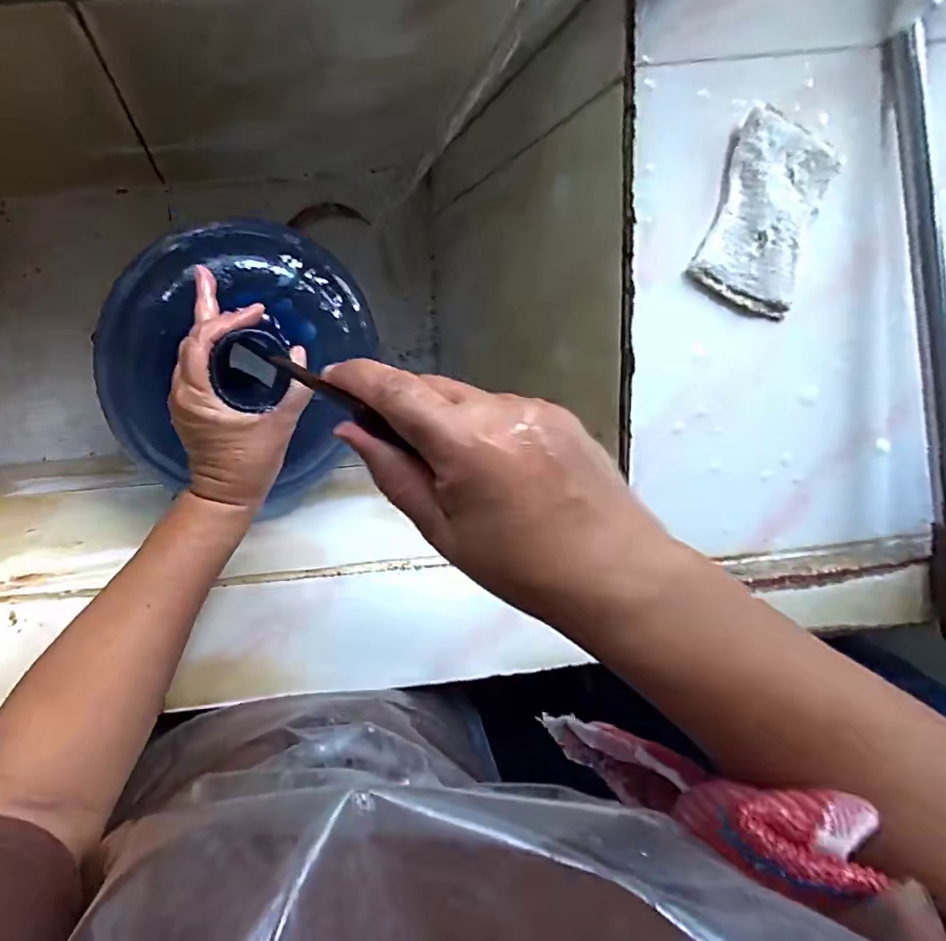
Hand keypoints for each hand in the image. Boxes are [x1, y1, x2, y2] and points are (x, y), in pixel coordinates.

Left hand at [169, 265, 312, 509]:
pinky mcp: (192, 406)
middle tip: (207, 275)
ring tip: (216, 298)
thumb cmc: (248, 467)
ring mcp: (184, 400)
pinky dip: (208, 344)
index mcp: (197, 394)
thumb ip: (293, 391)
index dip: (228, 320)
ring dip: (205, 324)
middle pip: (191, 339)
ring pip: (191, 351)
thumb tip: (301, 355)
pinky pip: (195, 365)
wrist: (225, 499)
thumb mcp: (277, 427)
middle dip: (203, 306)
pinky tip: (223, 336)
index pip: (203, 341)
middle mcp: (183, 392)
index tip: (257, 312)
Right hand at [324, 359, 677, 621]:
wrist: (614, 572)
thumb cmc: (519, 566)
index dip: (358, 376)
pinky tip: (494, 467)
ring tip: (452, 469)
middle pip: (430, 388)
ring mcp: (533, 407)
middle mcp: (499, 409)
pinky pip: (500, 408)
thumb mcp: (442, 528)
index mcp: (464, 441)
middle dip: (400, 403)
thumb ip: (392, 472)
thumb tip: (351, 431)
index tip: (331, 374)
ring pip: (466, 398)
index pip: (396, 390)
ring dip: (443, 418)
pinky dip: (479, 425)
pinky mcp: (558, 414)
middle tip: (385, 438)